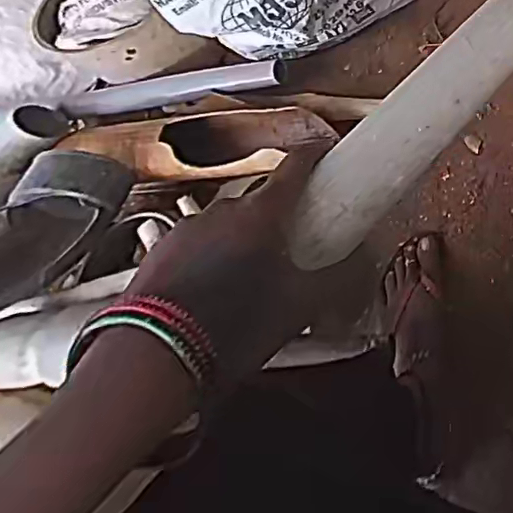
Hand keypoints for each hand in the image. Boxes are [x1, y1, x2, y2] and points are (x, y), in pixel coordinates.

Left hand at [125, 143, 333, 389]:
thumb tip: (358, 265)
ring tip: (250, 274)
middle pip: (263, 196)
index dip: (314, 154)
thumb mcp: (298, 307)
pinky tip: (213, 288)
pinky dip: (210, 254)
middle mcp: (226, 210)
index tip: (325, 152)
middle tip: (295, 238)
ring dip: (243, 237)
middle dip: (280, 212)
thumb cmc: (228, 330)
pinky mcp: (163, 249)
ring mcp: (190, 226)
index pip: (296, 165)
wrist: (154, 360)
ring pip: (229, 221)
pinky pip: (198, 241)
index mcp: (263, 212)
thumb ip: (334, 280)